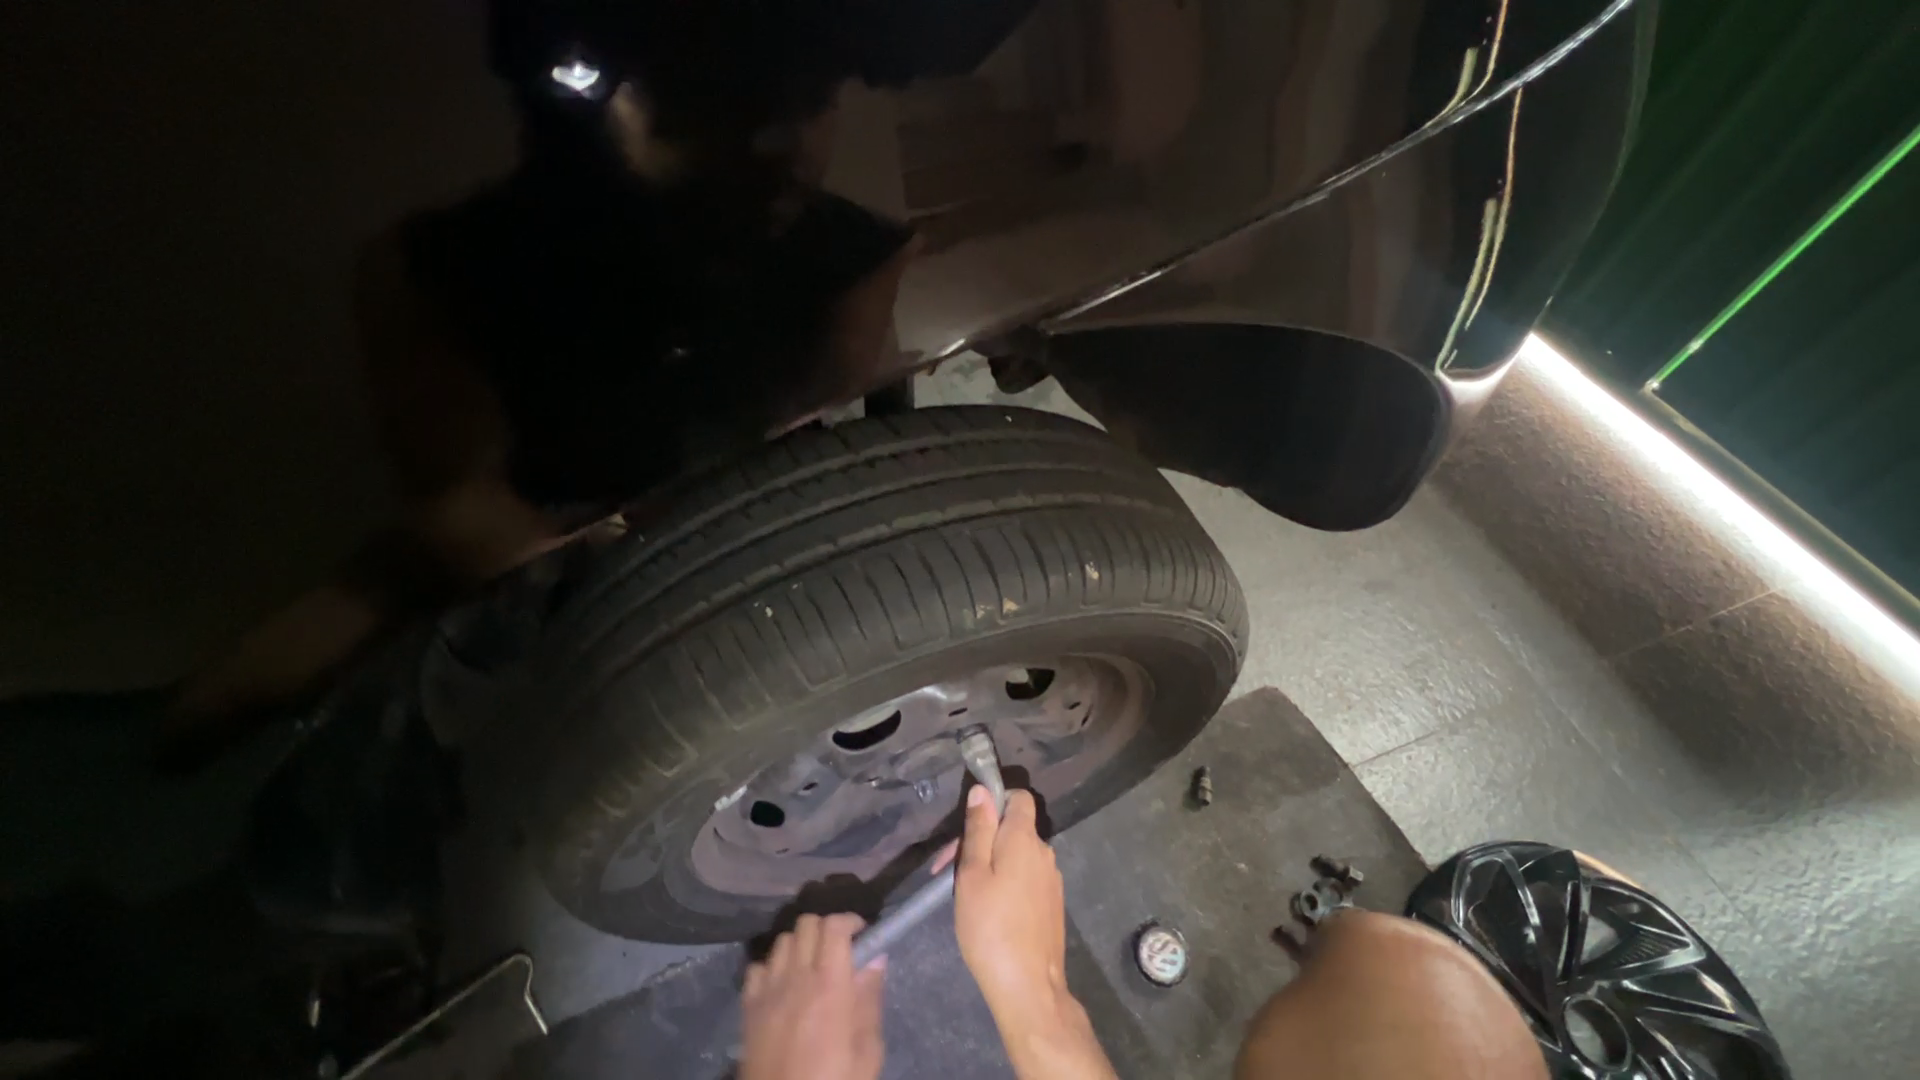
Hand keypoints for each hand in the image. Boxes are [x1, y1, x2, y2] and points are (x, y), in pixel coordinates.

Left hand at [739, 913, 885, 1079]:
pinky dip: (772, 967)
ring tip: (811, 965)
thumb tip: (876, 960)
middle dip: (826, 927)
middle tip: (839, 948)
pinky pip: (757, 967)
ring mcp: (768, 991)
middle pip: (807, 924)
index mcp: (830, 985)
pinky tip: (783, 984)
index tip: (862, 932)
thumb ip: (870, 1001)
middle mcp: (796, 977)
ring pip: (782, 941)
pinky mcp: (748, 1007)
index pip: (834, 926)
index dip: (850, 920)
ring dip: (800, 944)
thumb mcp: (867, 1053)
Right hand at [949, 787, 1067, 1016]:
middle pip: (1014, 829)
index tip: (969, 825)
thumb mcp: (972, 874)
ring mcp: (1052, 880)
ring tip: (965, 893)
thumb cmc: (990, 926)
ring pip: (1018, 855)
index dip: (995, 801)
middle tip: (948, 870)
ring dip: (992, 862)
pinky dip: (1007, 882)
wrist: (1027, 987)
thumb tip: (983, 790)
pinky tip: (989, 910)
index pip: (1019, 797)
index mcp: (1025, 839)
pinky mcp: (1052, 904)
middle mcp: (1045, 852)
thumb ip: (978, 829)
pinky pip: (1027, 877)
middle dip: (982, 839)